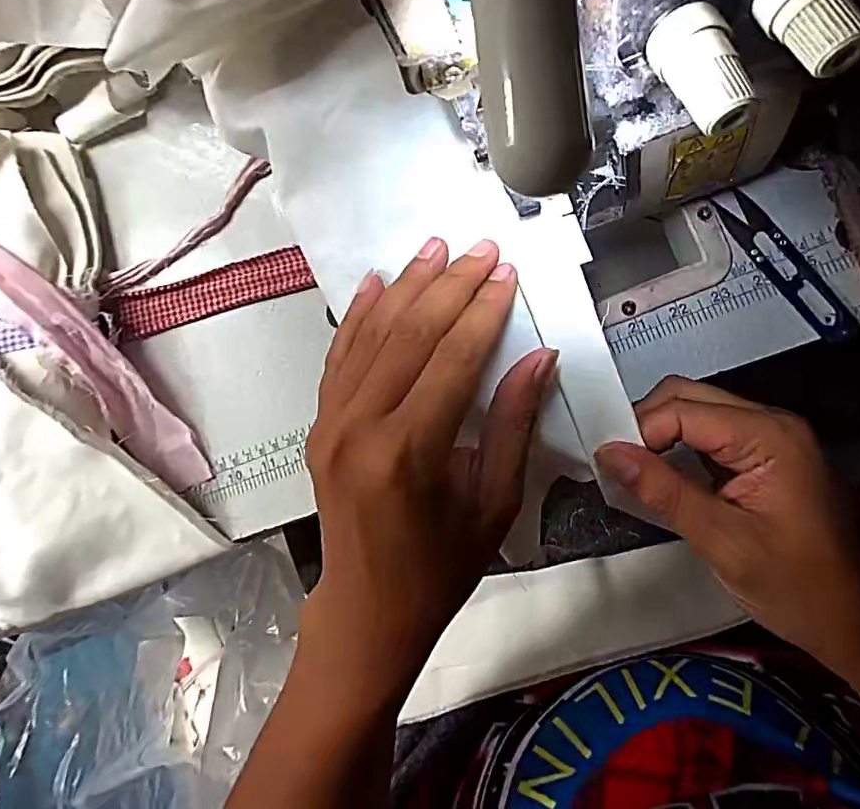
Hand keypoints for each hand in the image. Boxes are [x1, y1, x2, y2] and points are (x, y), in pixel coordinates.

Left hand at [303, 236, 556, 676]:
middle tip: (480, 249)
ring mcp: (331, 421)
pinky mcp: (320, 422)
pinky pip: (339, 356)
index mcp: (408, 452)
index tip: (507, 273)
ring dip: (406, 286)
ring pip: (372, 335)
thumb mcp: (494, 503)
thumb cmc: (440, 566)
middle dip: (450, 286)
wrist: (365, 611)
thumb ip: (514, 424)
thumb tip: (540, 356)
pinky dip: (358, 315)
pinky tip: (374, 282)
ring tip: (435, 248)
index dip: (484, 310)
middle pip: (411, 334)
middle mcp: (361, 426)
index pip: (453, 359)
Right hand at [594, 376, 859, 668]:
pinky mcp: (766, 451)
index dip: (640, 433)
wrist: (859, 623)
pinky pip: (711, 431)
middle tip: (620, 465)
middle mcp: (773, 422)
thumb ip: (663, 492)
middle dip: (646, 425)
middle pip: (687, 396)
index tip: (612, 465)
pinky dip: (681, 446)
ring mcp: (772, 434)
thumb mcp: (723, 543)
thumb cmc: (801, 589)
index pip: (682, 410)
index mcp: (769, 436)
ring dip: (661, 434)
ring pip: (695, 409)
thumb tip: (611, 454)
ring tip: (638, 472)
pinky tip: (666, 476)